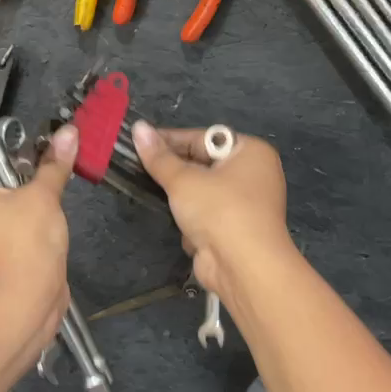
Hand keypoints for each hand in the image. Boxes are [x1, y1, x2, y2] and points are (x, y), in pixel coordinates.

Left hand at [0, 125, 76, 341]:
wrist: (27, 300)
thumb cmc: (26, 241)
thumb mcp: (43, 195)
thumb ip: (54, 164)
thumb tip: (68, 132)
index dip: (14, 163)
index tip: (37, 166)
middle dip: (25, 190)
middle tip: (45, 194)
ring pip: (8, 213)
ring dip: (30, 212)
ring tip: (47, 219)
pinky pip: (11, 235)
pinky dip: (28, 233)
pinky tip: (45, 238)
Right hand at [132, 121, 289, 296]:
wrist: (243, 264)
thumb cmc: (218, 210)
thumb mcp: (183, 180)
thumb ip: (158, 157)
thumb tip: (137, 127)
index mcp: (250, 152)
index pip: (202, 138)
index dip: (169, 140)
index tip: (138, 143)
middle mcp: (252, 173)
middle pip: (203, 163)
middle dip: (174, 170)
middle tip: (138, 167)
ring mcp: (245, 203)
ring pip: (201, 190)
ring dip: (179, 196)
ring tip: (150, 191)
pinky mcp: (234, 228)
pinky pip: (205, 213)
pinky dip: (190, 217)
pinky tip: (176, 222)